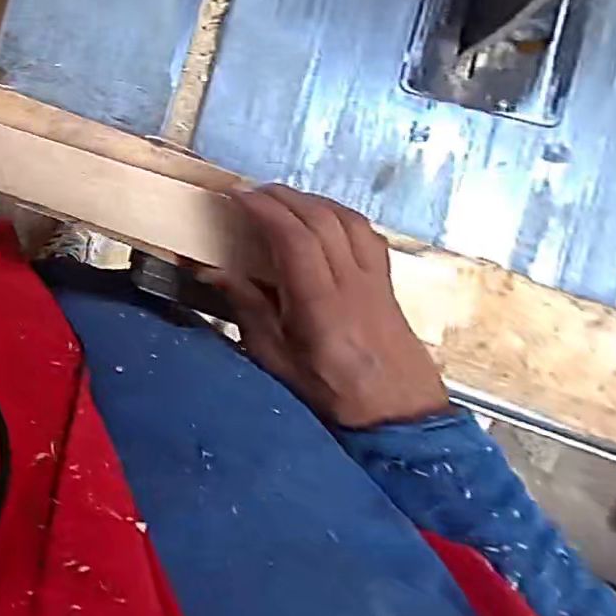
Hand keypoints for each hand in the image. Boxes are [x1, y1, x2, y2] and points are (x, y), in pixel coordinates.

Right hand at [198, 184, 448, 428]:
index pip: (294, 238)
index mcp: (320, 304)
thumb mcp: (276, 361)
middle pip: (320, 219)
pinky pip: (365, 233)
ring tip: (282, 199)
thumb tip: (213, 272)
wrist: (402, 422)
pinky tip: (321, 218)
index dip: (264, 209)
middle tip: (250, 193)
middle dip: (281, 196)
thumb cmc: (331, 395)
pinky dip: (338, 214)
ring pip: (346, 220)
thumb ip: (247, 311)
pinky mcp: (387, 284)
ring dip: (310, 200)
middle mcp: (352, 284)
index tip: (236, 197)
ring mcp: (375, 281)